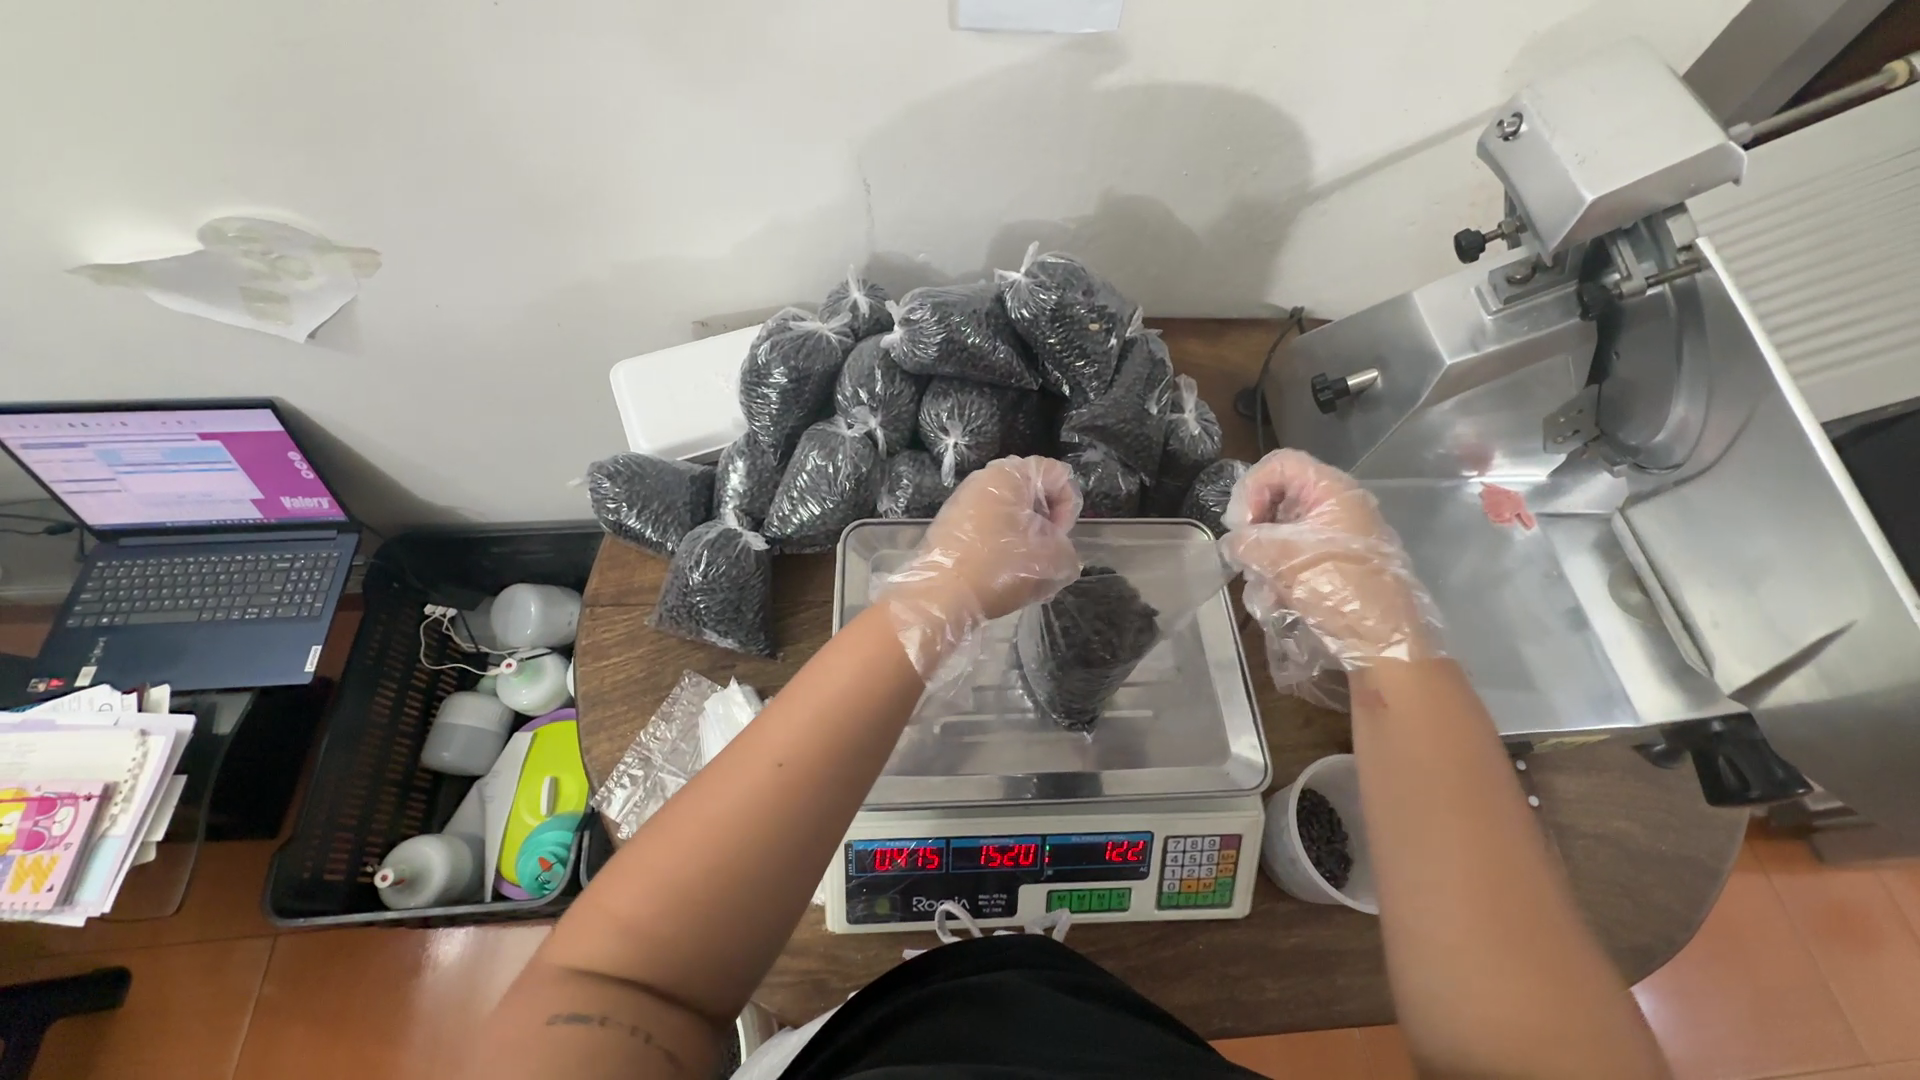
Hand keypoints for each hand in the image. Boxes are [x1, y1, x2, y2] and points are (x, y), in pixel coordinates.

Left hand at [882, 456, 1082, 677]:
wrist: (940, 597)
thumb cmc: (1001, 568)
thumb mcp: (1055, 561)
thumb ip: (1068, 548)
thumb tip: (1056, 550)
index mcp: (1010, 474)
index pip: (1058, 475)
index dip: (1069, 507)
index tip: (1059, 538)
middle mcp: (983, 479)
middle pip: (1033, 496)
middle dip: (1046, 527)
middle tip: (1047, 558)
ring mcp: (962, 503)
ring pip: (1010, 517)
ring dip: (1026, 543)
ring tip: (1026, 576)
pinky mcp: (949, 527)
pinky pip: (988, 531)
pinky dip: (1002, 549)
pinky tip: (1002, 579)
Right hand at [1219, 450, 1442, 679]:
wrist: (1383, 641)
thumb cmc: (1337, 587)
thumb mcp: (1281, 558)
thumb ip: (1245, 540)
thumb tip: (1234, 543)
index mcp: (1332, 491)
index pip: (1278, 465)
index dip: (1250, 488)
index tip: (1240, 525)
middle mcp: (1338, 506)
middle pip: (1279, 497)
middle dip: (1255, 527)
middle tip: (1245, 555)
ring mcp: (1339, 536)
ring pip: (1283, 530)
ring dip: (1264, 556)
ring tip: (1264, 585)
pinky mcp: (1338, 564)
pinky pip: (1297, 555)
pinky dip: (1280, 572)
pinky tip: (1278, 598)